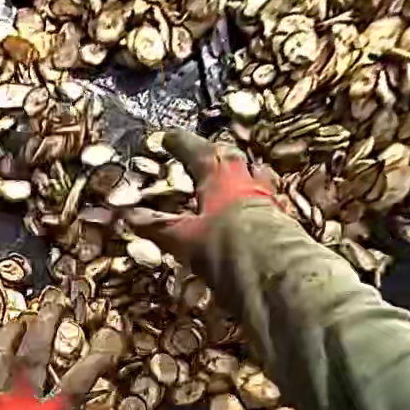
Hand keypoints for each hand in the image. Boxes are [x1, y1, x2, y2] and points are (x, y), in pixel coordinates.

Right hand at [122, 130, 283, 257]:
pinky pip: (263, 200)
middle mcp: (246, 183)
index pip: (199, 154)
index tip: (168, 137)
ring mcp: (267, 200)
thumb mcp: (181, 238)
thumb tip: (128, 215)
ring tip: (230, 176)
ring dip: (239, 173)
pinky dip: (251, 199)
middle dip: (215, 154)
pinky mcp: (280, 221)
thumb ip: (156, 226)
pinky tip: (247, 209)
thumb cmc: (224, 246)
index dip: (182, 144)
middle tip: (205, 152)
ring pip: (252, 176)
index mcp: (220, 180)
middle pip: (231, 159)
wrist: (274, 271)